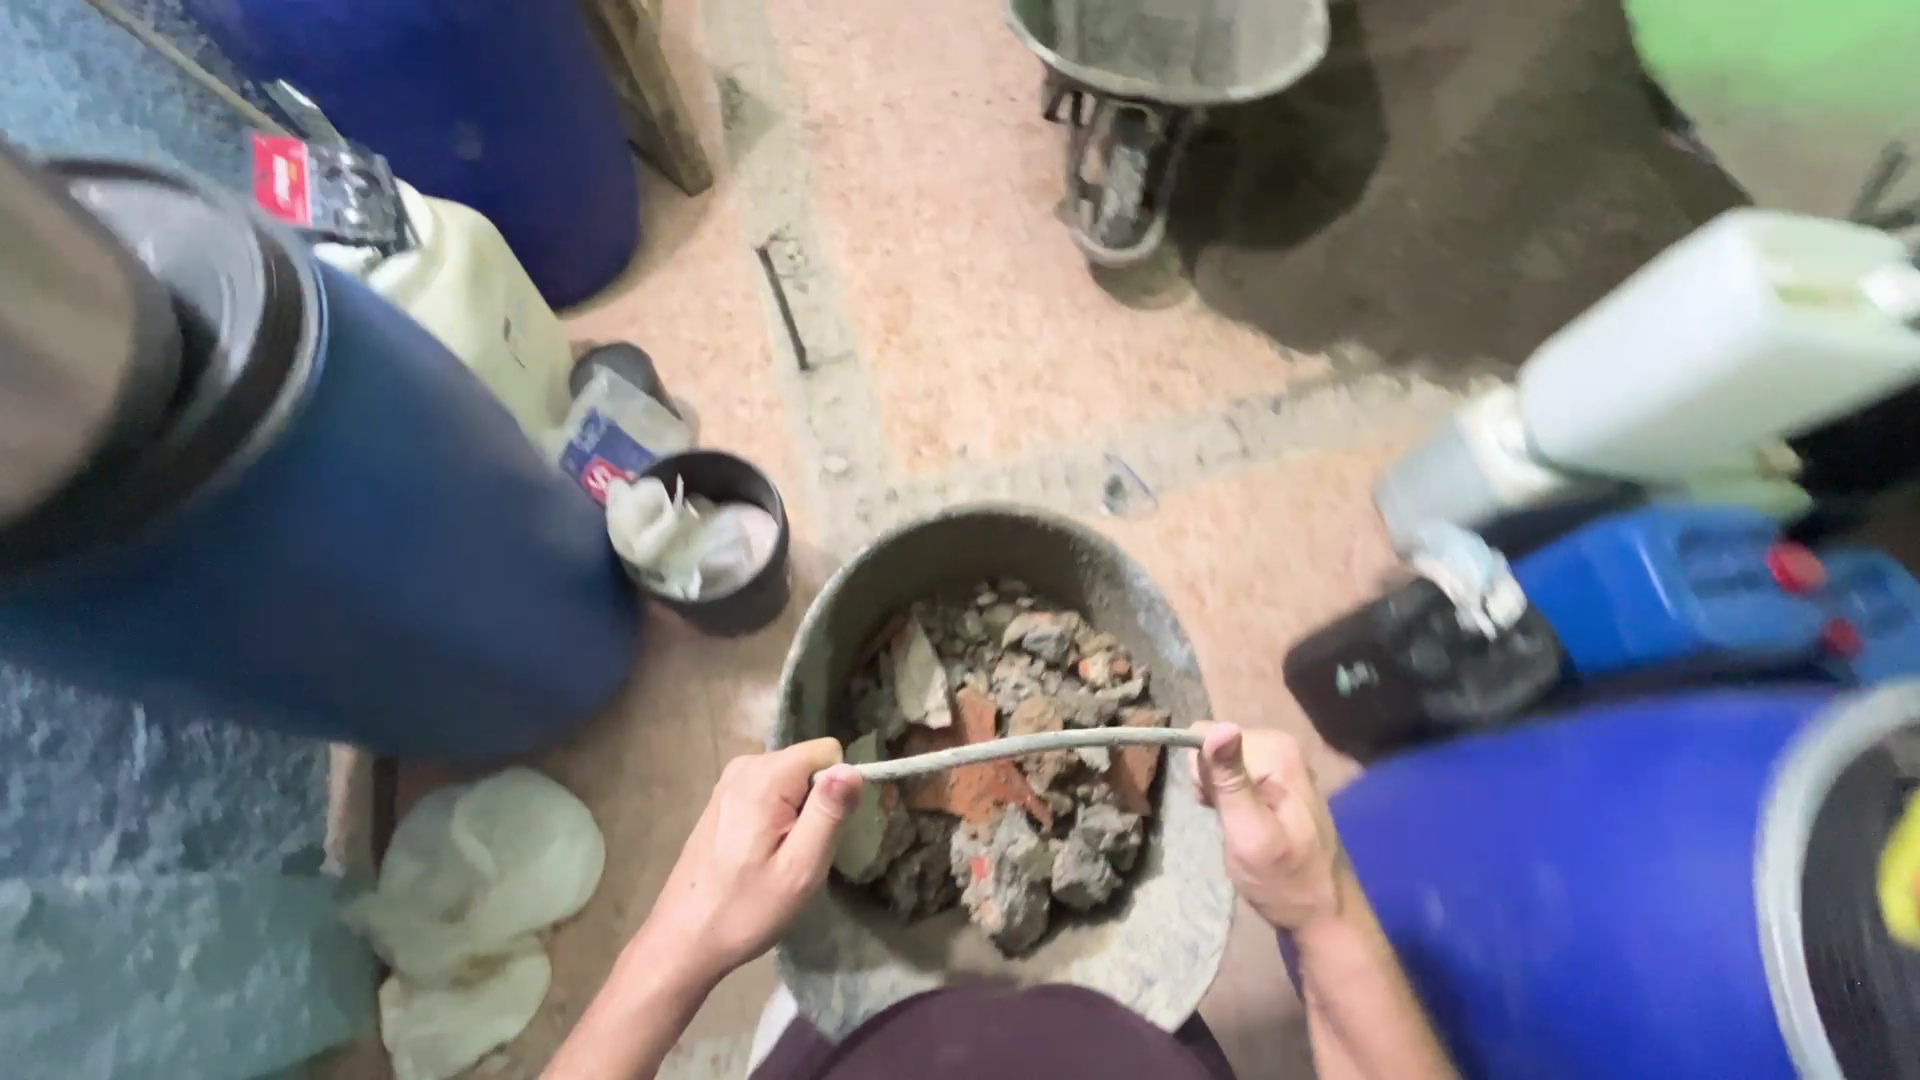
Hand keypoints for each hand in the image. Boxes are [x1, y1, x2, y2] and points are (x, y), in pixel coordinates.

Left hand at [638, 739, 863, 985]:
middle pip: (808, 765)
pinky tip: (758, 853)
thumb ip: (829, 813)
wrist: (684, 939)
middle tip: (797, 852)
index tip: (818, 833)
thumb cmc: (746, 908)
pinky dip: (775, 816)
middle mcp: (745, 765)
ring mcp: (730, 780)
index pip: (828, 753)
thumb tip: (852, 769)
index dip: (833, 793)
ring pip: (792, 778)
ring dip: (795, 814)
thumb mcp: (801, 868)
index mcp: (766, 776)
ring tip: (777, 856)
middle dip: (813, 804)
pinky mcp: (723, 796)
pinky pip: (771, 789)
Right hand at [1189, 721, 1349, 933]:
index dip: (1202, 773)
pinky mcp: (1279, 778)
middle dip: (1212, 783)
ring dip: (1220, 793)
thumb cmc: (1284, 880)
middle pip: (1213, 744)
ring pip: (1220, 760)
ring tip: (1240, 824)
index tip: (1217, 806)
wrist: (1325, 914)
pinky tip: (1246, 821)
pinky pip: (1235, 772)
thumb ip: (1230, 781)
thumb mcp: (1249, 833)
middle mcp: (1281, 745)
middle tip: (1232, 821)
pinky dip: (1230, 797)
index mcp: (1276, 750)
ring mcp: (1282, 761)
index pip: (1204, 734)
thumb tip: (1219, 727)